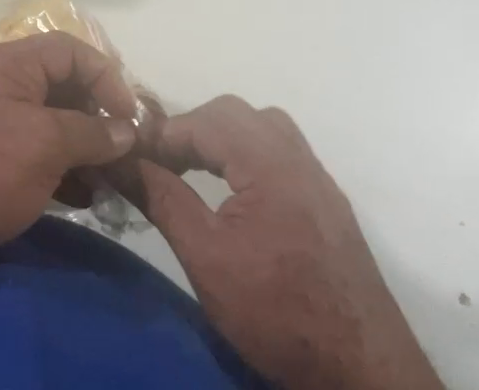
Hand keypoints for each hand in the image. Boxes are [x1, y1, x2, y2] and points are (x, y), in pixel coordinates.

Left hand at [0, 34, 139, 255]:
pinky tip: (84, 197)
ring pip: (53, 123)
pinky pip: (36, 151)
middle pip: (63, 87)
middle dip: (99, 119)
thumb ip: (91, 131)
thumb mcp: (45, 144)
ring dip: (85, 149)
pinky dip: (62, 168)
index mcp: (7, 63)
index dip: (106, 78)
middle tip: (127, 155)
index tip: (130, 120)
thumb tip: (124, 131)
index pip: (70, 50)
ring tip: (112, 182)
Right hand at [106, 96, 443, 389]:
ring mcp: (320, 185)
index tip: (131, 158)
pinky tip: (229, 192)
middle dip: (189, 130)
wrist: (362, 373)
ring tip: (190, 170)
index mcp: (272, 168)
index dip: (161, 133)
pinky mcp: (328, 208)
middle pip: (235, 114)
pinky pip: (282, 154)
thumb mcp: (204, 256)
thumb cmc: (276, 312)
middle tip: (160, 162)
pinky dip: (245, 156)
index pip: (204, 122)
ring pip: (263, 129)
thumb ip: (160, 197)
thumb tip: (116, 160)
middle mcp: (301, 163)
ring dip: (220, 138)